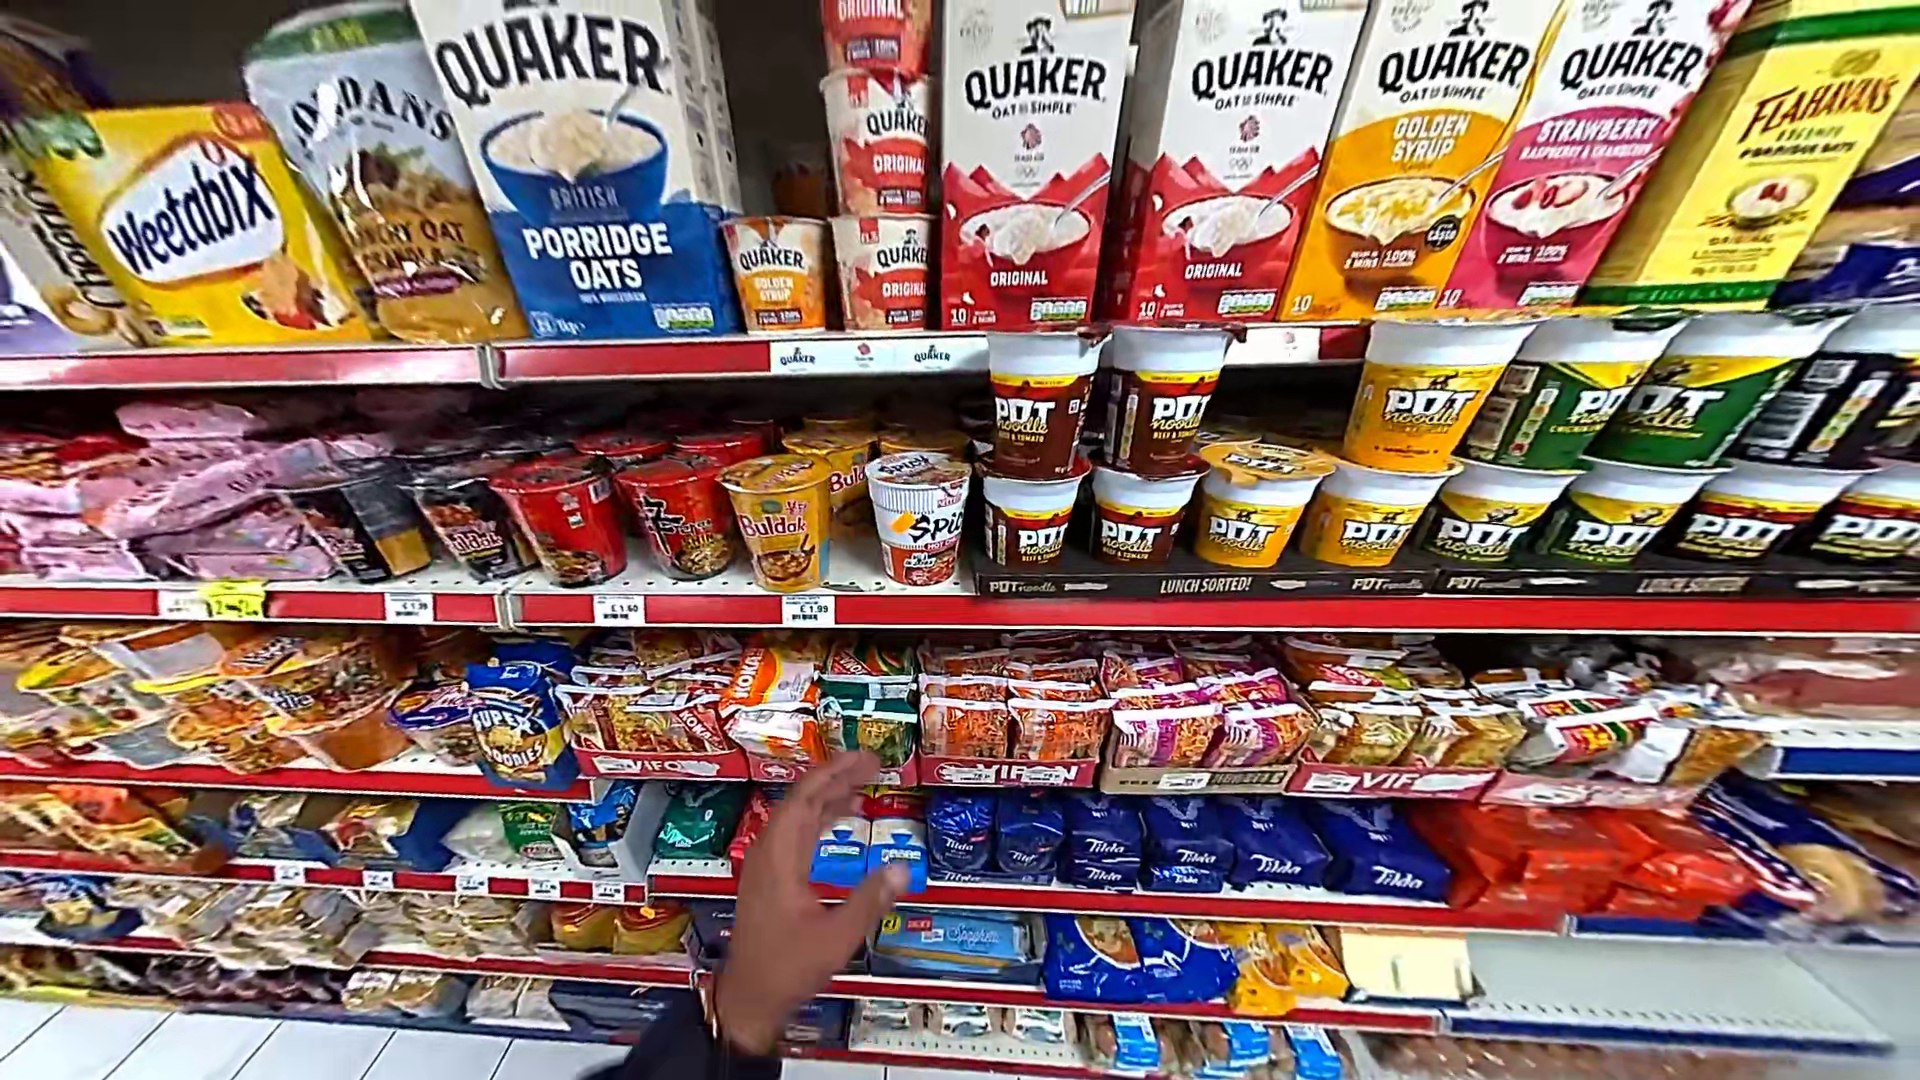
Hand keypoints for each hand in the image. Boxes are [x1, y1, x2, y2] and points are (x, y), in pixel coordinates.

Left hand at [712, 751, 908, 1053]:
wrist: (748, 1000)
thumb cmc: (788, 967)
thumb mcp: (835, 938)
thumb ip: (869, 901)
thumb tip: (903, 867)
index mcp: (780, 854)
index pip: (806, 796)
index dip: (835, 771)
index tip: (864, 758)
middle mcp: (771, 848)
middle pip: (804, 798)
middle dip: (839, 776)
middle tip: (874, 764)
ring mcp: (769, 859)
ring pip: (802, 812)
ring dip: (832, 794)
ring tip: (866, 782)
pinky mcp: (773, 872)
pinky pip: (800, 829)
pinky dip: (824, 815)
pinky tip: (846, 814)